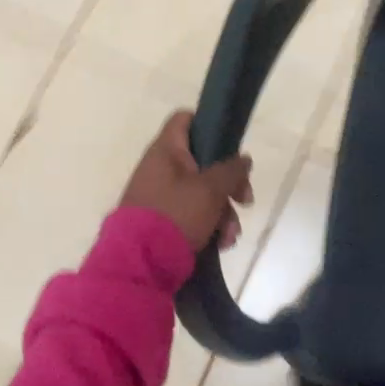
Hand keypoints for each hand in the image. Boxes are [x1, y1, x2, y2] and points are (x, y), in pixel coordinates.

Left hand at [120, 111, 254, 251]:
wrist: (139, 266)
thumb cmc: (176, 215)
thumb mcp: (210, 189)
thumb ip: (232, 170)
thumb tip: (243, 159)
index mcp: (165, 151)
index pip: (185, 118)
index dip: (209, 123)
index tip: (230, 145)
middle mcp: (161, 169)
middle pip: (204, 162)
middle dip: (229, 184)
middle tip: (245, 200)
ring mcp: (160, 196)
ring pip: (202, 193)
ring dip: (223, 212)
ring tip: (230, 236)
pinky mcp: (162, 222)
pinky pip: (193, 215)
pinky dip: (209, 226)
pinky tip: (220, 244)